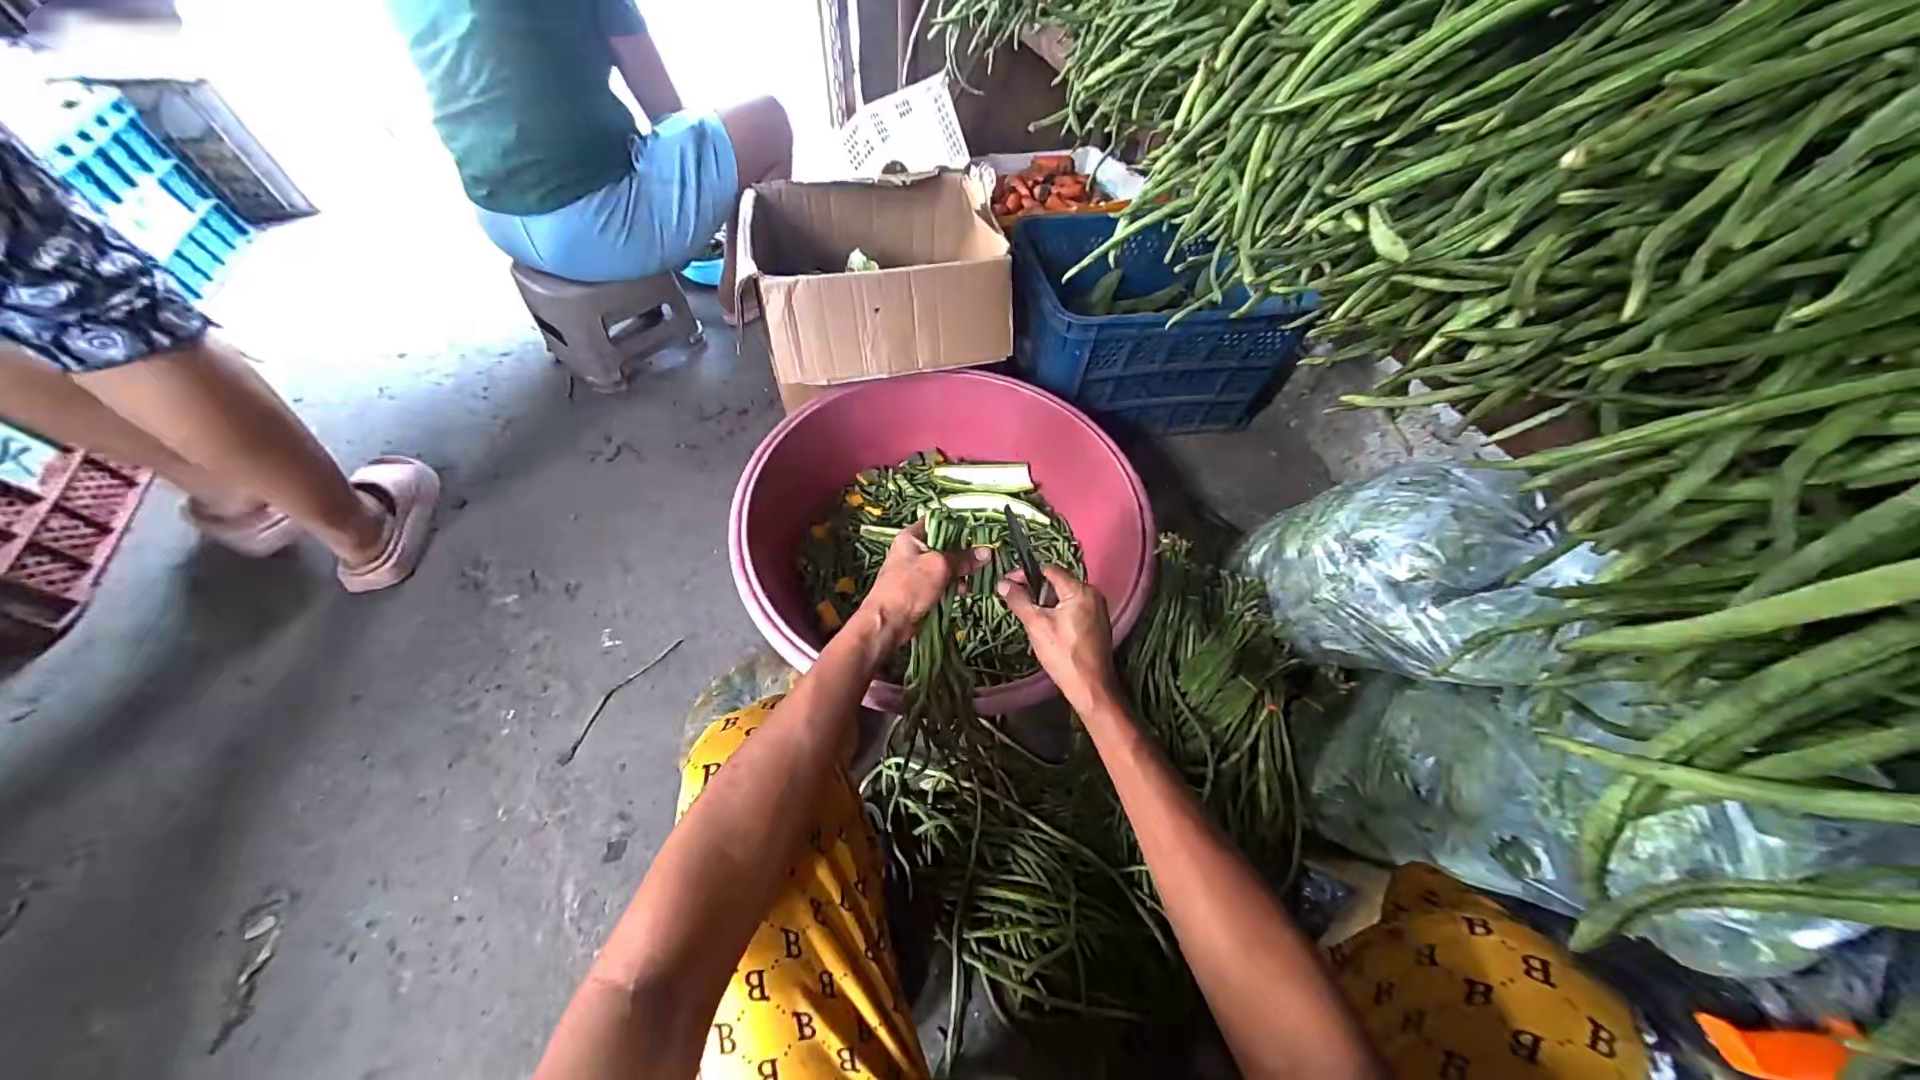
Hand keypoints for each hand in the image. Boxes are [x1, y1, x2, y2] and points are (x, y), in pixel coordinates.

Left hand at [856, 521, 989, 650]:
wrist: (888, 622)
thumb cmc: (909, 586)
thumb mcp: (939, 566)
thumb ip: (963, 558)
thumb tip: (987, 552)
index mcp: (911, 537)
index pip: (937, 520)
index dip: (958, 523)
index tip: (979, 528)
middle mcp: (914, 550)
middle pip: (945, 544)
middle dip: (965, 550)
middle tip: (987, 553)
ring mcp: (918, 570)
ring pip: (947, 564)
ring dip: (963, 570)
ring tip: (981, 573)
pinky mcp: (923, 589)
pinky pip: (944, 581)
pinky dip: (955, 584)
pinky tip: (968, 589)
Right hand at [998, 566, 1119, 714]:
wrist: (1091, 687)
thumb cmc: (1063, 654)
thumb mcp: (1036, 625)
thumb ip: (1019, 600)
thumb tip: (1002, 583)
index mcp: (1081, 590)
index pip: (1049, 570)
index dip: (1026, 574)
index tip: (1008, 583)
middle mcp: (1093, 594)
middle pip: (1058, 582)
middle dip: (1034, 589)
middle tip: (1014, 600)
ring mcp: (1097, 610)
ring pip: (1064, 597)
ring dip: (1044, 602)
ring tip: (1026, 614)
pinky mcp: (1097, 624)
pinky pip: (1073, 609)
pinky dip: (1057, 612)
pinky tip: (1044, 626)